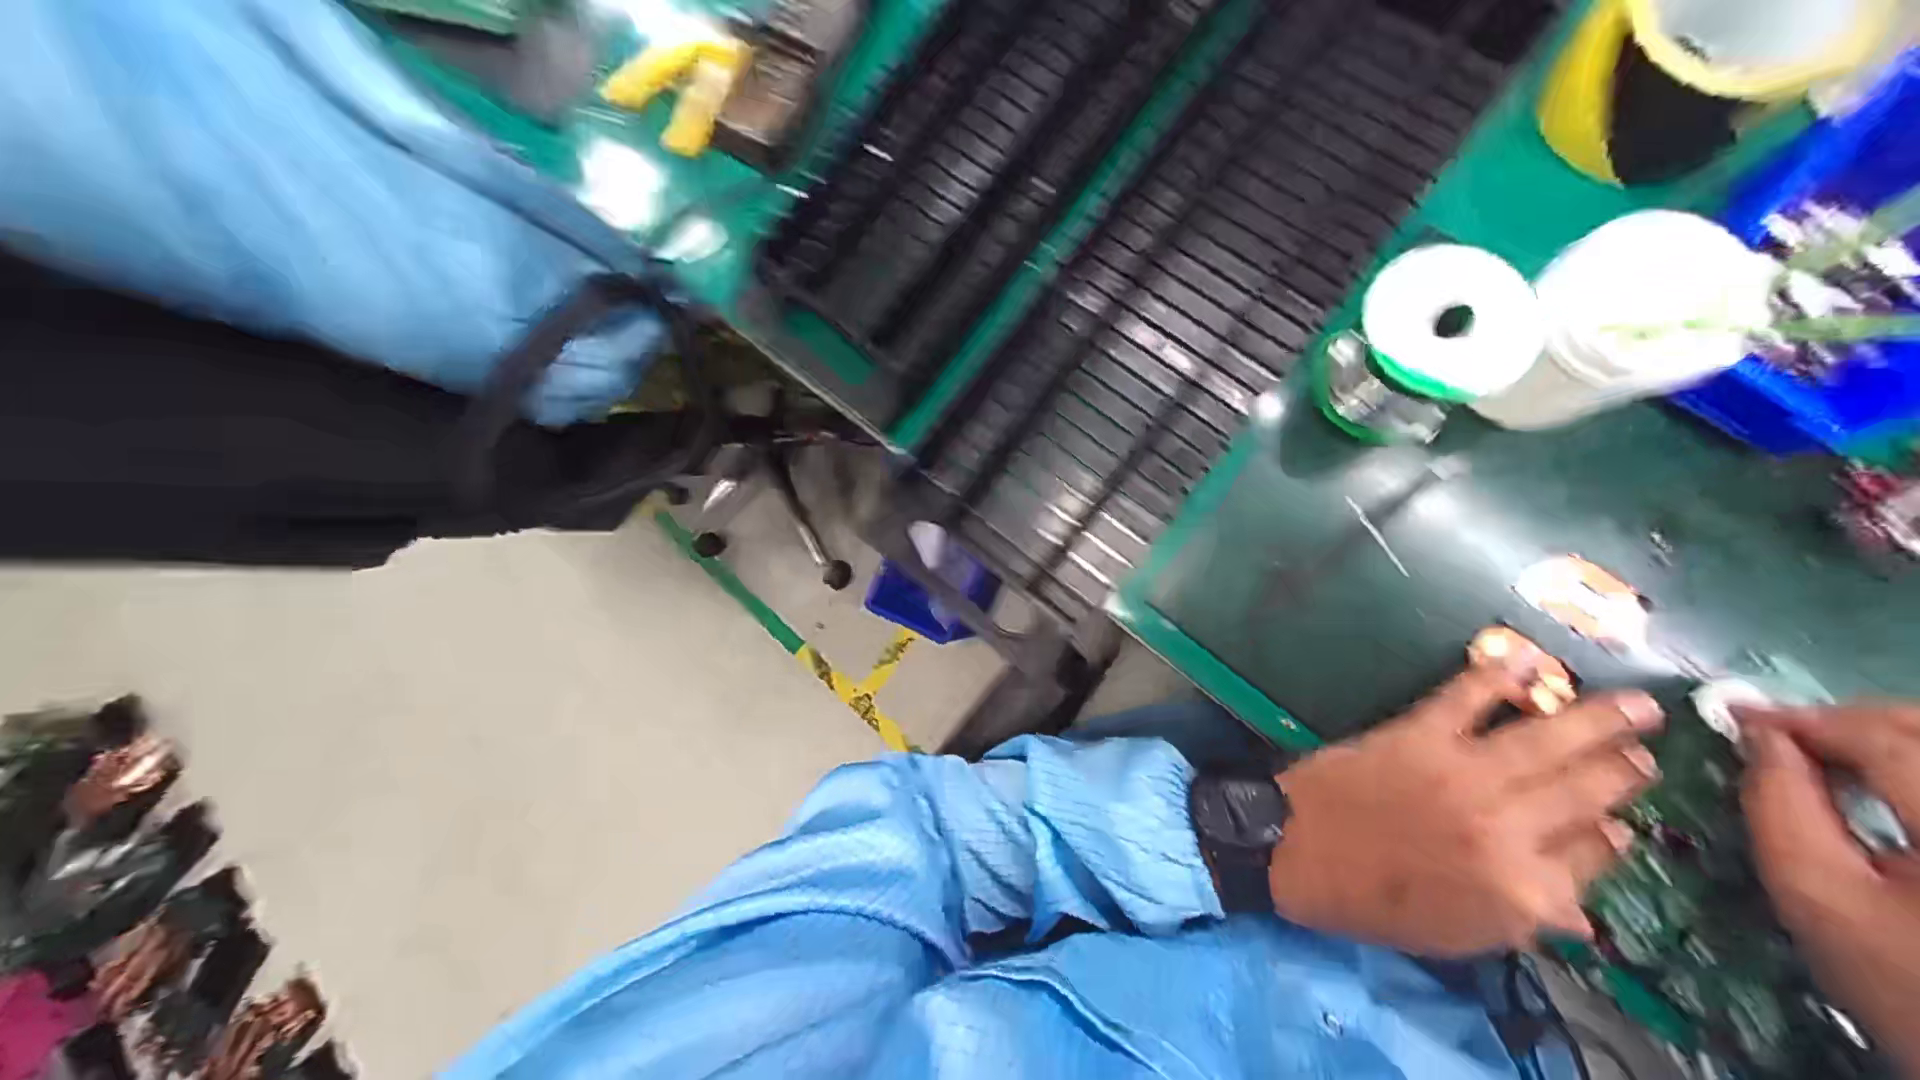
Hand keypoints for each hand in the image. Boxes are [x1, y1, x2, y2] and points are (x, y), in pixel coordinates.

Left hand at [1265, 660, 1662, 956]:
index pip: (1595, 855)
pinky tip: (1528, 658)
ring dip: (1596, 719)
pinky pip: (1465, 699)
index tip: (1624, 819)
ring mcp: (1464, 775)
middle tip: (1651, 752)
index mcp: (1525, 888)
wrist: (1294, 851)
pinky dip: (1496, 675)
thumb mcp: (1464, 934)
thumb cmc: (1373, 900)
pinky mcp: (1418, 736)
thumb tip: (1586, 897)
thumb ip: (1531, 917)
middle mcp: (1509, 828)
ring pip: (1546, 741)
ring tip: (1639, 704)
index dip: (1612, 834)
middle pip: (1586, 793)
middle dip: (1625, 770)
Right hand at [1740, 703, 1919, 1075]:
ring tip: (1823, 751)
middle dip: (1849, 719)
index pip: (1886, 742)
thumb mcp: (1816, 894)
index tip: (1736, 716)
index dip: (1805, 719)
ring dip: (1885, 735)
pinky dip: (1912, 760)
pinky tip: (1880, 776)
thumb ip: (1778, 805)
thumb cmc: (1900, 980)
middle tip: (1778, 732)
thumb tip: (1760, 737)